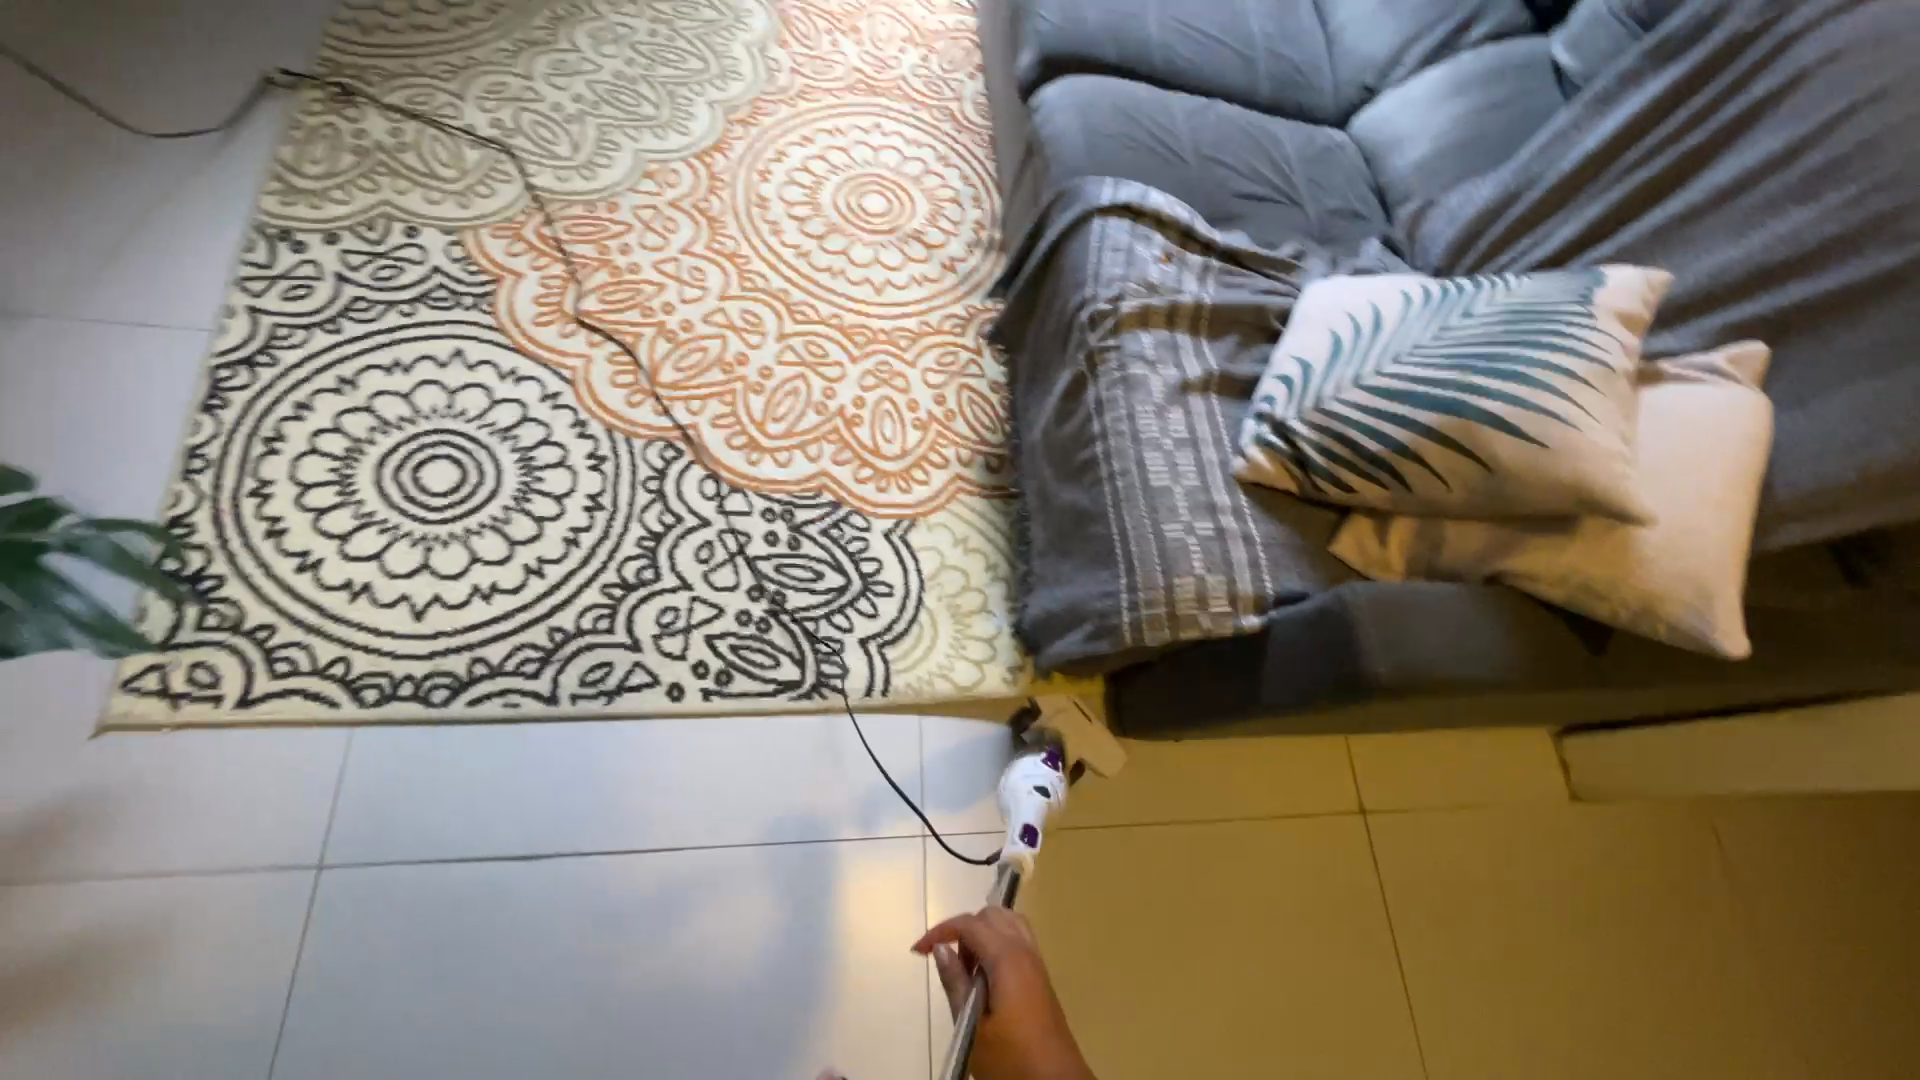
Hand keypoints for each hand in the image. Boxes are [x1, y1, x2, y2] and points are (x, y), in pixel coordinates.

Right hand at [913, 907, 1096, 1079]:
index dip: (941, 930)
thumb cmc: (1010, 1060)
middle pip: (990, 916)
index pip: (970, 924)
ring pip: (1007, 923)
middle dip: (964, 931)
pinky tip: (987, 975)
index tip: (918, 952)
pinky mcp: (1041, 977)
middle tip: (950, 966)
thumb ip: (956, 982)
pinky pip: (1018, 939)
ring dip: (983, 935)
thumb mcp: (973, 1026)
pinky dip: (998, 943)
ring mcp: (1036, 962)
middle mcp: (1025, 950)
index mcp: (1007, 958)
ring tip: (968, 970)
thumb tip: (941, 947)